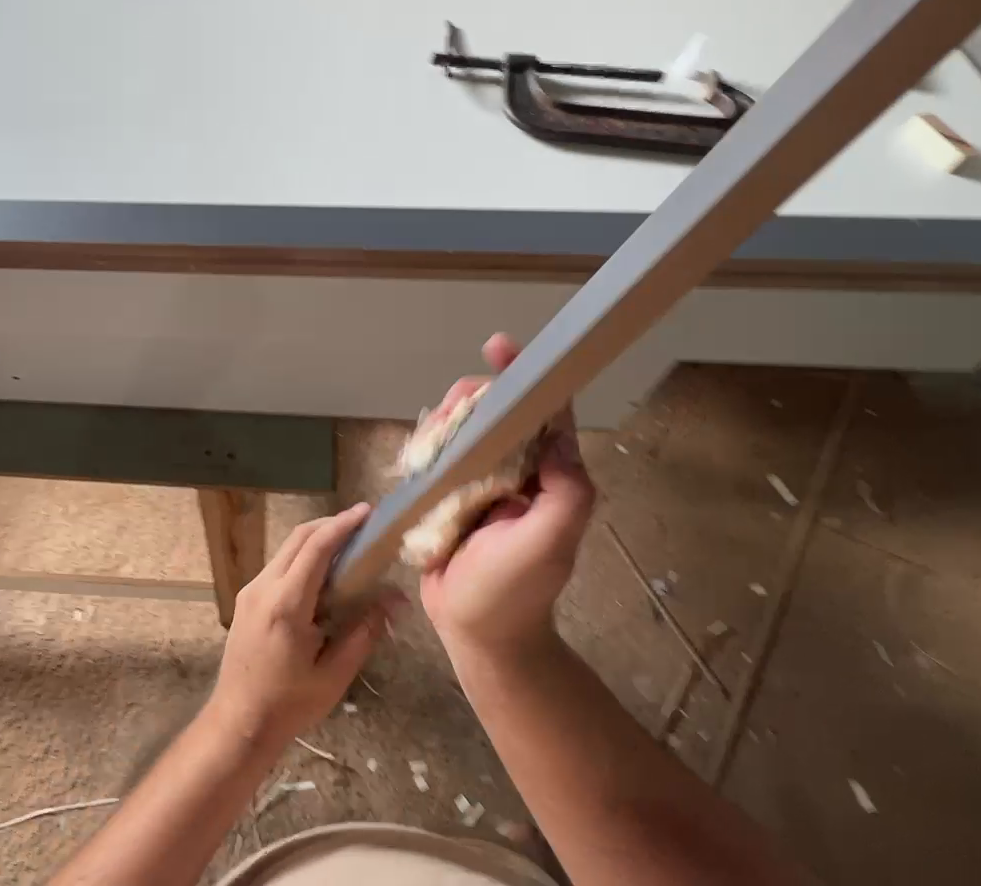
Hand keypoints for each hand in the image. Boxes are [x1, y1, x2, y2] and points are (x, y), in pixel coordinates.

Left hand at [205, 505, 400, 748]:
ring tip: (350, 543)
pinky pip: (278, 567)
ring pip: (286, 550)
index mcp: (285, 604)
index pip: (316, 548)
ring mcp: (250, 591)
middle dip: (331, 525)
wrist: (238, 721)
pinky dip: (303, 558)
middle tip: (363, 523)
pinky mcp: (247, 600)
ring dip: (316, 540)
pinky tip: (324, 571)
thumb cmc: (289, 704)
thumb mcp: (334, 673)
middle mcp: (263, 587)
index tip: (367, 512)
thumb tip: (395, 600)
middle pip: (298, 539)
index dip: (343, 525)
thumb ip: (364, 631)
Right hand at [420, 334, 596, 661]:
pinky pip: (438, 458)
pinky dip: (426, 449)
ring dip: (444, 425)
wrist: (474, 633)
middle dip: (472, 401)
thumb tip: (558, 435)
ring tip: (429, 441)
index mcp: (547, 477)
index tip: (500, 348)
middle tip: (452, 407)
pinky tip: (416, 457)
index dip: (526, 378)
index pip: (544, 415)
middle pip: (495, 415)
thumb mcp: (548, 544)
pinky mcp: (449, 496)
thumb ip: (564, 492)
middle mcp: (516, 472)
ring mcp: (480, 483)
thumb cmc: (512, 592)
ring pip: (462, 432)